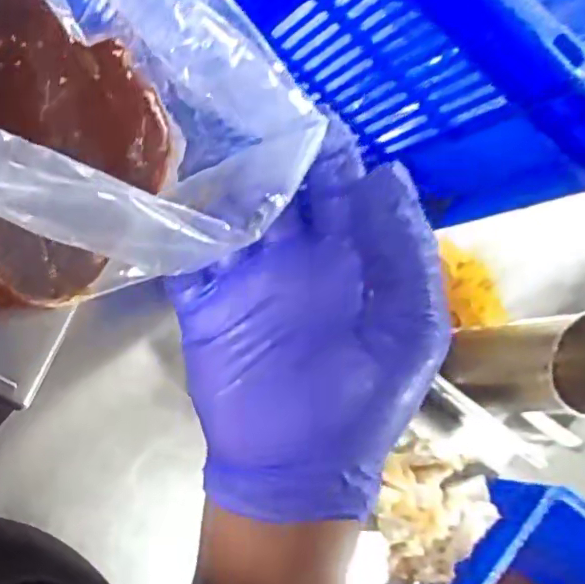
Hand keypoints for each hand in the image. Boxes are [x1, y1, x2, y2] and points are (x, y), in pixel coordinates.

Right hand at [165, 124, 449, 522]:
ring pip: (228, 221)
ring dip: (220, 189)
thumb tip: (384, 173)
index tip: (313, 117)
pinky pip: (187, 264)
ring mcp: (243, 286)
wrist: (290, 468)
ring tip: (212, 148)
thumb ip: (400, 252)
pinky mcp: (201, 313)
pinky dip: (179, 234)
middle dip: (268, 160)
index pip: (337, 190)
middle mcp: (293, 264)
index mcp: (349, 261)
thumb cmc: (360, 404)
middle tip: (251, 115)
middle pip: (277, 197)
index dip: (327, 154)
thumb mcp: (408, 324)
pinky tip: (177, 204)